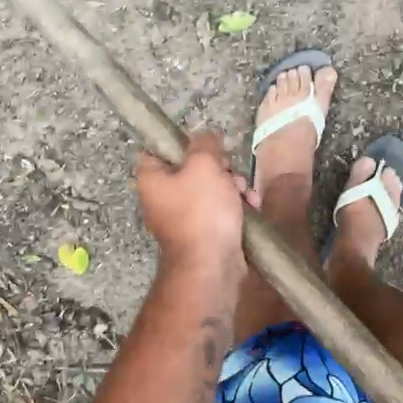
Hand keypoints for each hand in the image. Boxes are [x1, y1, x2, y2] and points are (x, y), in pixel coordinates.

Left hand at [135, 131, 252, 275]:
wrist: (211, 265)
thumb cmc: (202, 210)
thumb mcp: (205, 165)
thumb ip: (206, 143)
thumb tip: (207, 137)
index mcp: (151, 178)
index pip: (159, 148)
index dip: (184, 142)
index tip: (207, 144)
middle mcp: (162, 197)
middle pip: (191, 167)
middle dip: (220, 167)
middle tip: (232, 172)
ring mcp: (182, 217)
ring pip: (209, 188)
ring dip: (232, 186)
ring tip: (246, 195)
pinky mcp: (202, 232)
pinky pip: (218, 209)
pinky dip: (234, 205)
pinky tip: (251, 207)